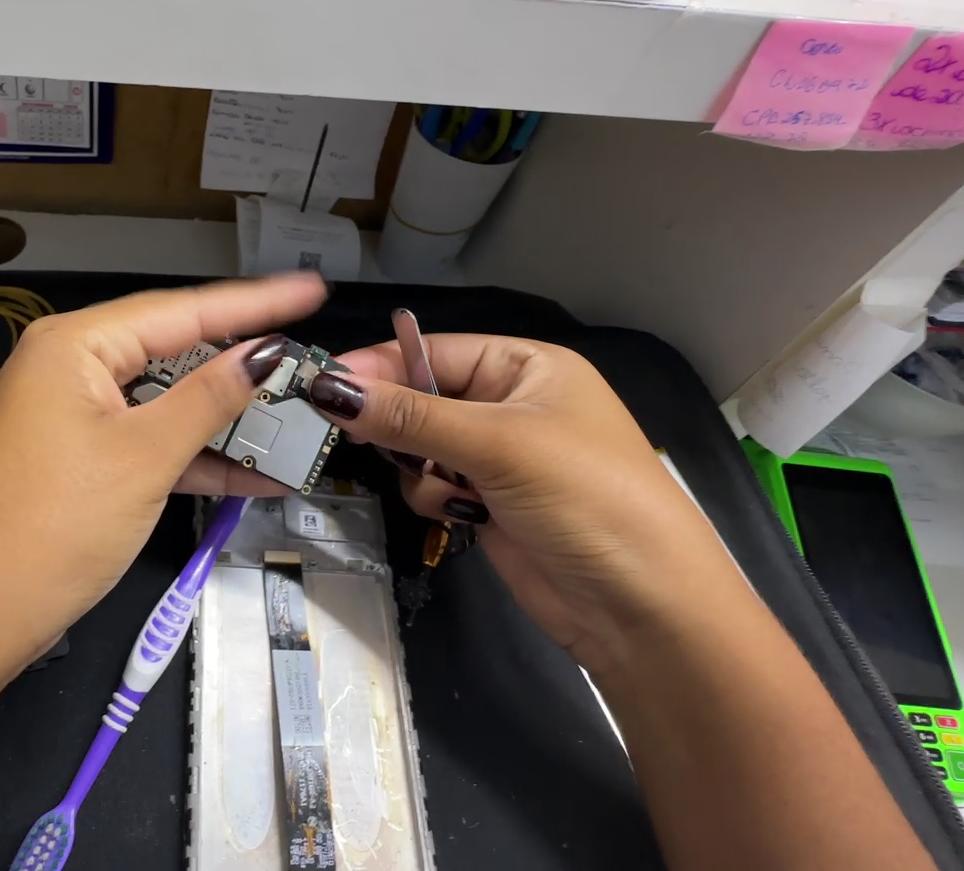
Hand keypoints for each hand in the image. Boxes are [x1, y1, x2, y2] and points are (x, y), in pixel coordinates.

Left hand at [0, 274, 326, 656]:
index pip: (181, 311)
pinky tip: (253, 472)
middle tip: (303, 361)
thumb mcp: (143, 457)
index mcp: (74, 345)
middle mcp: (69, 365)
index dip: (253, 303)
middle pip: (172, 351)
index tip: (309, 290)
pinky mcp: (80, 454)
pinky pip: (147, 438)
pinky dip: (192, 455)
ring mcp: (73, 412)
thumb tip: (264, 353)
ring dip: (223, 419)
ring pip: (165, 400)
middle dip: (239, 366)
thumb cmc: (52, 527)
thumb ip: (208, 398)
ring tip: (293, 418)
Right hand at [309, 335, 746, 673]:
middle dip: (395, 420)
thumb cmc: (585, 499)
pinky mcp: (487, 502)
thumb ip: (408, 417)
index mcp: (527, 367)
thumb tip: (327, 389)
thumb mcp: (498, 445)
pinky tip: (462, 514)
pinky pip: (431, 483)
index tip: (319, 382)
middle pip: (420, 397)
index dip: (377, 364)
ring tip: (450, 488)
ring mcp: (498, 457)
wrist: (643, 612)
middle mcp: (510, 404)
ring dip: (421, 465)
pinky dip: (434, 496)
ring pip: (417, 444)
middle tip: (349, 434)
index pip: (432, 351)